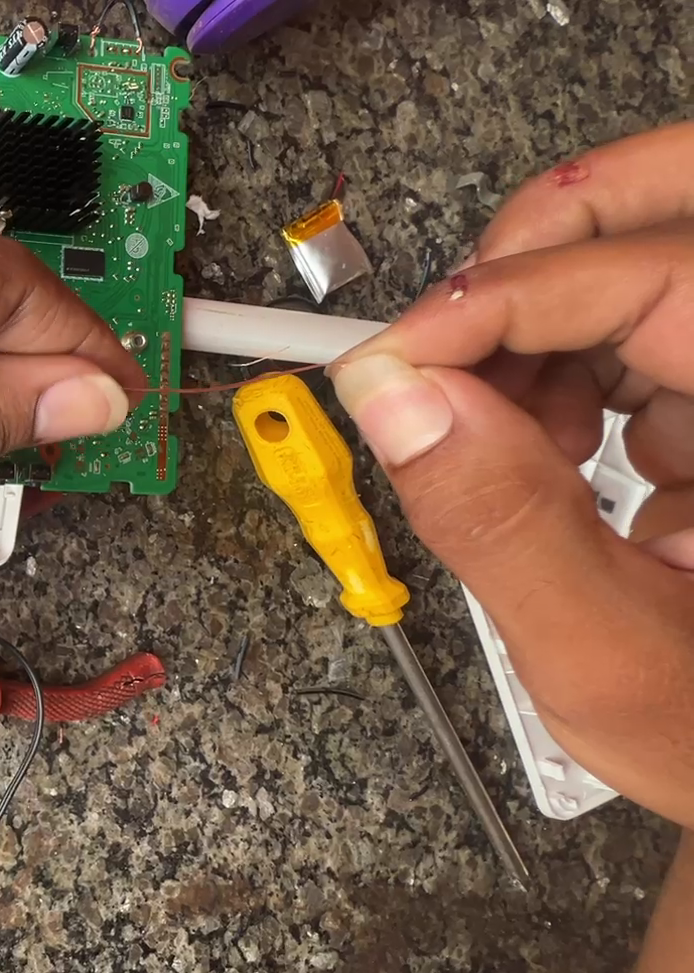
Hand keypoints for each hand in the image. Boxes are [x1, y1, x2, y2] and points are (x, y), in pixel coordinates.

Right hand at [325, 121, 693, 825]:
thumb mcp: (602, 651)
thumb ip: (498, 520)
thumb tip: (394, 399)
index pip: (673, 281)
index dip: (506, 299)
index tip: (385, 359)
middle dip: (553, 243)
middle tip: (447, 314)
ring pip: (651, 275)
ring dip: (536, 334)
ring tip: (494, 437)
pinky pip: (644, 337)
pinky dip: (561, 372)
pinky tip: (549, 452)